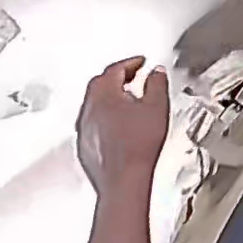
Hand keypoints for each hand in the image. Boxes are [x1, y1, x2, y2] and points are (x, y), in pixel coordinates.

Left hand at [75, 56, 169, 193]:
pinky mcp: (85, 146)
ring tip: (128, 96)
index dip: (129, 62)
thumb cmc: (139, 145)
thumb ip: (157, 83)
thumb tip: (156, 72)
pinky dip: (105, 114)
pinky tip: (119, 121)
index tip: (140, 61)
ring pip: (93, 103)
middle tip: (133, 74)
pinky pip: (92, 122)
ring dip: (110, 95)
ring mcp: (84, 130)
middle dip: (117, 76)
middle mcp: (89, 111)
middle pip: (99, 84)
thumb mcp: (158, 105)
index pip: (113, 70)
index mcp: (105, 97)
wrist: (124, 180)